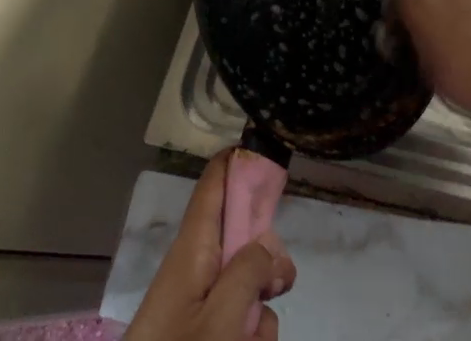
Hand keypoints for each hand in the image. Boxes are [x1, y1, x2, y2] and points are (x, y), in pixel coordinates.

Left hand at [124, 151, 296, 340]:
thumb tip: (267, 245)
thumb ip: (249, 273)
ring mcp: (201, 302)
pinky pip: (241, 319)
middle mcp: (197, 266)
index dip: (239, 161)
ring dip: (259, 315)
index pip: (214, 184)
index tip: (268, 148)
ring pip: (250, 288)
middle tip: (278, 285)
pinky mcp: (205, 330)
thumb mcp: (221, 317)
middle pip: (244, 240)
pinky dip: (249, 336)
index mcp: (193, 248)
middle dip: (268, 264)